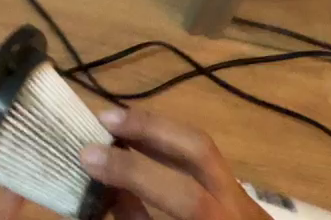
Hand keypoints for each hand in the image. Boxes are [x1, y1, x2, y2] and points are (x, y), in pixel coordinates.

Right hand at [79, 107, 272, 219]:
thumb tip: (106, 190)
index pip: (185, 197)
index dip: (134, 172)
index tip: (88, 157)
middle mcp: (237, 210)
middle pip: (199, 152)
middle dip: (149, 130)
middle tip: (105, 120)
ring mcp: (242, 198)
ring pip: (203, 145)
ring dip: (156, 127)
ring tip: (116, 119)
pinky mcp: (238, 192)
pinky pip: (201, 155)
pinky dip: (168, 141)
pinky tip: (140, 137)